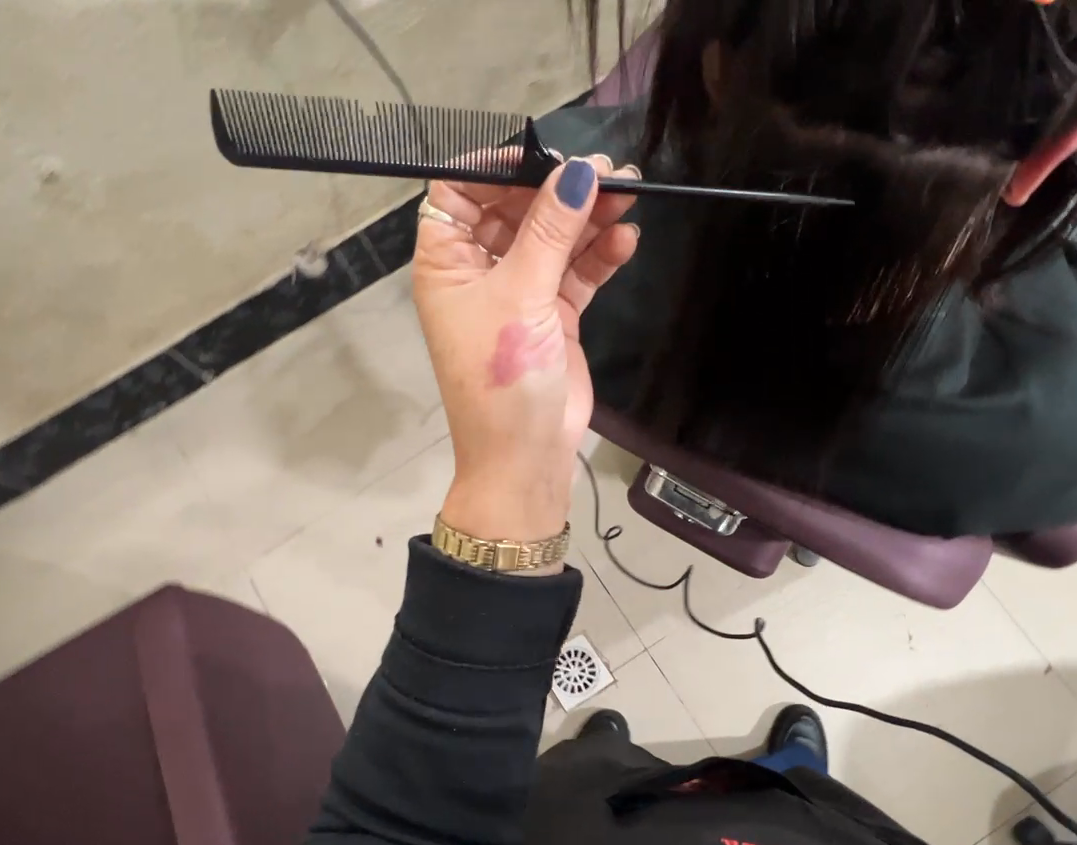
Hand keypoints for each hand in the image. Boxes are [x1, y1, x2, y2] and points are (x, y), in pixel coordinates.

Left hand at [411, 152, 639, 559]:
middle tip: (608, 172)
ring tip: (630, 195)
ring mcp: (520, 293)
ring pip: (554, 240)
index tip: (546, 155)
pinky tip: (626, 239)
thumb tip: (578, 171)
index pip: (461, 192)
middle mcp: (480, 272)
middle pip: (518, 212)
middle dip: (559, 190)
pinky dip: (599, 256)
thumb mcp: (520, 297)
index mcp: (447, 263)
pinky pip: (576, 273)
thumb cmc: (501, 379)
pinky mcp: (554, 316)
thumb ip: (550, 232)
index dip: (498, 168)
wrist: (526, 457)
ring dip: (588, 219)